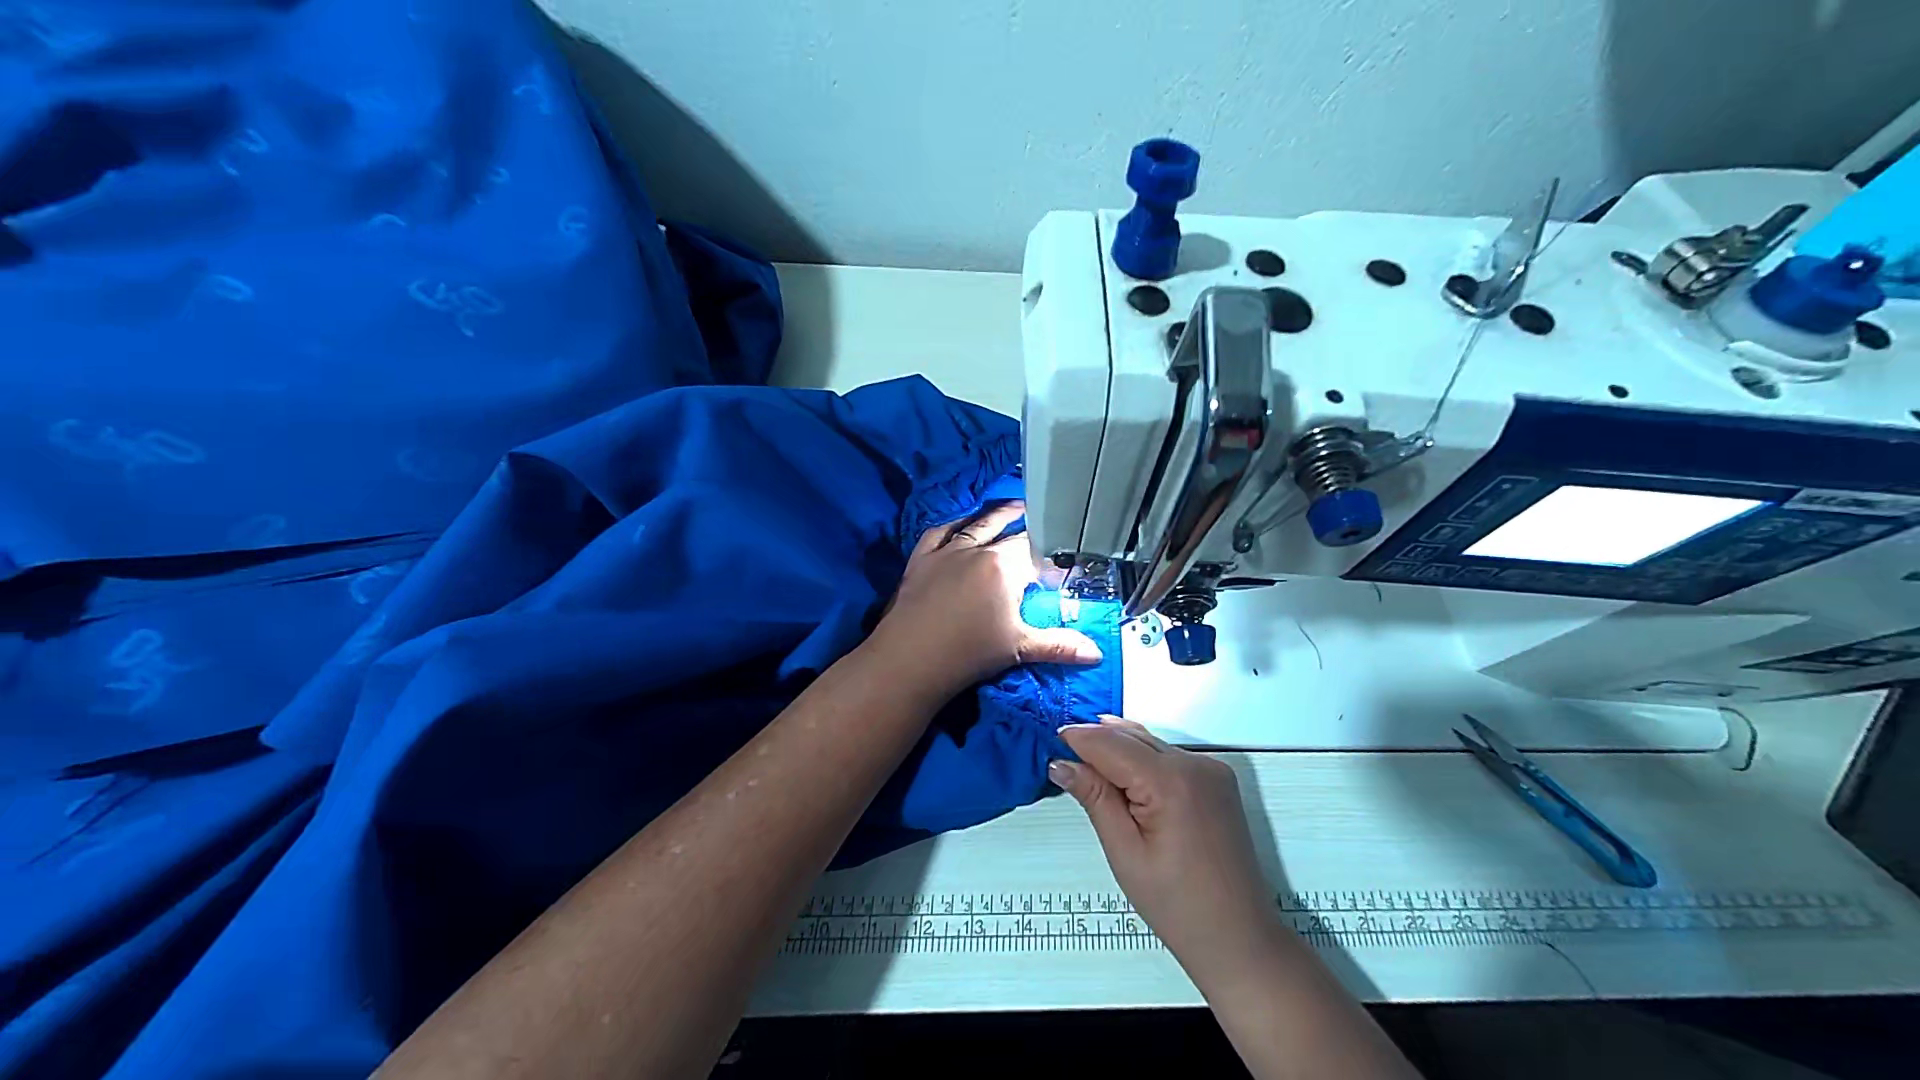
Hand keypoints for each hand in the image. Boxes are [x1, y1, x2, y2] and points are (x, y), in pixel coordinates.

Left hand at [863, 501, 1102, 699]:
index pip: (1034, 550)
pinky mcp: (921, 560)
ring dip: (993, 516)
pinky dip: (952, 525)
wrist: (910, 659)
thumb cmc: (969, 652)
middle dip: (1025, 526)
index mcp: (1004, 567)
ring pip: (974, 525)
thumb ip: (1059, 646)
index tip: (1058, 559)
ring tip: (1009, 508)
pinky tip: (959, 523)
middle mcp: (976, 550)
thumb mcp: (1020, 648)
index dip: (1049, 553)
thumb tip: (1097, 654)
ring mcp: (945, 552)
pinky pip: (938, 533)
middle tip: (1038, 518)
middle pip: (1006, 531)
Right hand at [1051, 717, 1280, 975]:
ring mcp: (1212, 770)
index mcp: (1171, 782)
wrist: (1239, 938)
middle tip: (1062, 757)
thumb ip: (1094, 797)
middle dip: (1095, 742)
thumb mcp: (1124, 852)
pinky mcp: (1218, 779)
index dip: (1076, 739)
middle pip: (1131, 737)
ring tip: (1087, 768)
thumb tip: (1061, 763)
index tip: (1048, 743)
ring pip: (1150, 743)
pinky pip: (1169, 756)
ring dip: (1118, 749)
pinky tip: (1124, 779)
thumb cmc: (1177, 906)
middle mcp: (1195, 765)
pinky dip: (1143, 760)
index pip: (1110, 743)